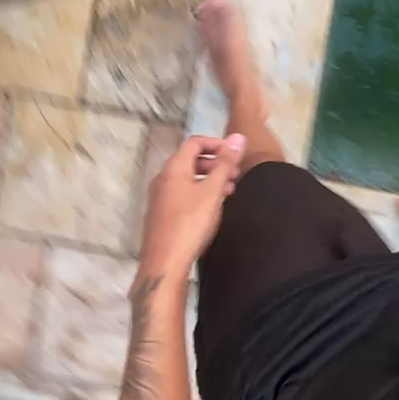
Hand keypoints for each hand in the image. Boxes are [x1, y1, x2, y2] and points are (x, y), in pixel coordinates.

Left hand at [139, 134, 245, 279]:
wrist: (164, 263)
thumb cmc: (190, 222)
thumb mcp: (213, 191)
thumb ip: (226, 163)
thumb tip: (238, 136)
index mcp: (174, 168)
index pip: (195, 143)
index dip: (217, 143)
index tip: (235, 154)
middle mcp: (163, 178)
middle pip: (191, 159)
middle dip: (215, 163)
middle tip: (236, 174)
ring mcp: (160, 196)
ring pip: (188, 178)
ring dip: (209, 179)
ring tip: (230, 190)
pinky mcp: (161, 213)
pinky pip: (182, 192)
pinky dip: (199, 192)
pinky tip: (212, 207)